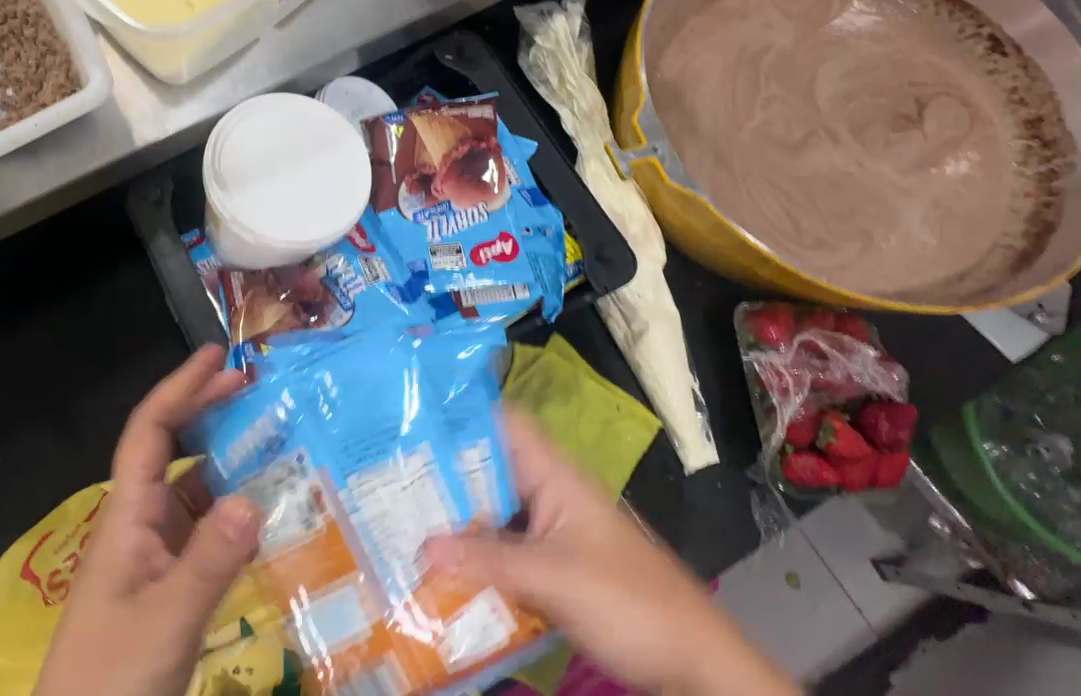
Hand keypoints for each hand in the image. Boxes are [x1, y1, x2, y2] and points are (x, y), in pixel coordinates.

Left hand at [34, 345, 261, 695]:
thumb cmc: (113, 672)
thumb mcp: (166, 619)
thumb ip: (210, 562)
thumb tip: (254, 497)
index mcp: (127, 514)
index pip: (151, 431)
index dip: (181, 388)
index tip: (219, 356)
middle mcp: (140, 522)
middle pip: (172, 450)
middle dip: (207, 413)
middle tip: (257, 388)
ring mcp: (154, 555)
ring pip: (193, 491)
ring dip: (228, 463)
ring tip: (277, 442)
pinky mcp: (169, 586)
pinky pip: (206, 533)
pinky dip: (234, 514)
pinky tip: (268, 514)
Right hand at [425, 412, 797, 695]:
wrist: (697, 666)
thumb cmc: (633, 605)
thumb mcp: (557, 579)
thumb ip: (489, 561)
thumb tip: (420, 546)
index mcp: (556, 478)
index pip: (504, 424)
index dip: (462, 414)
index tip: (409, 419)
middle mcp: (550, 498)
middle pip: (489, 471)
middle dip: (441, 473)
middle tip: (383, 477)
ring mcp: (551, 536)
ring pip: (493, 515)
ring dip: (454, 520)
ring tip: (396, 520)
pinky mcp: (552, 571)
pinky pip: (502, 553)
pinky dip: (472, 558)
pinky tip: (437, 569)